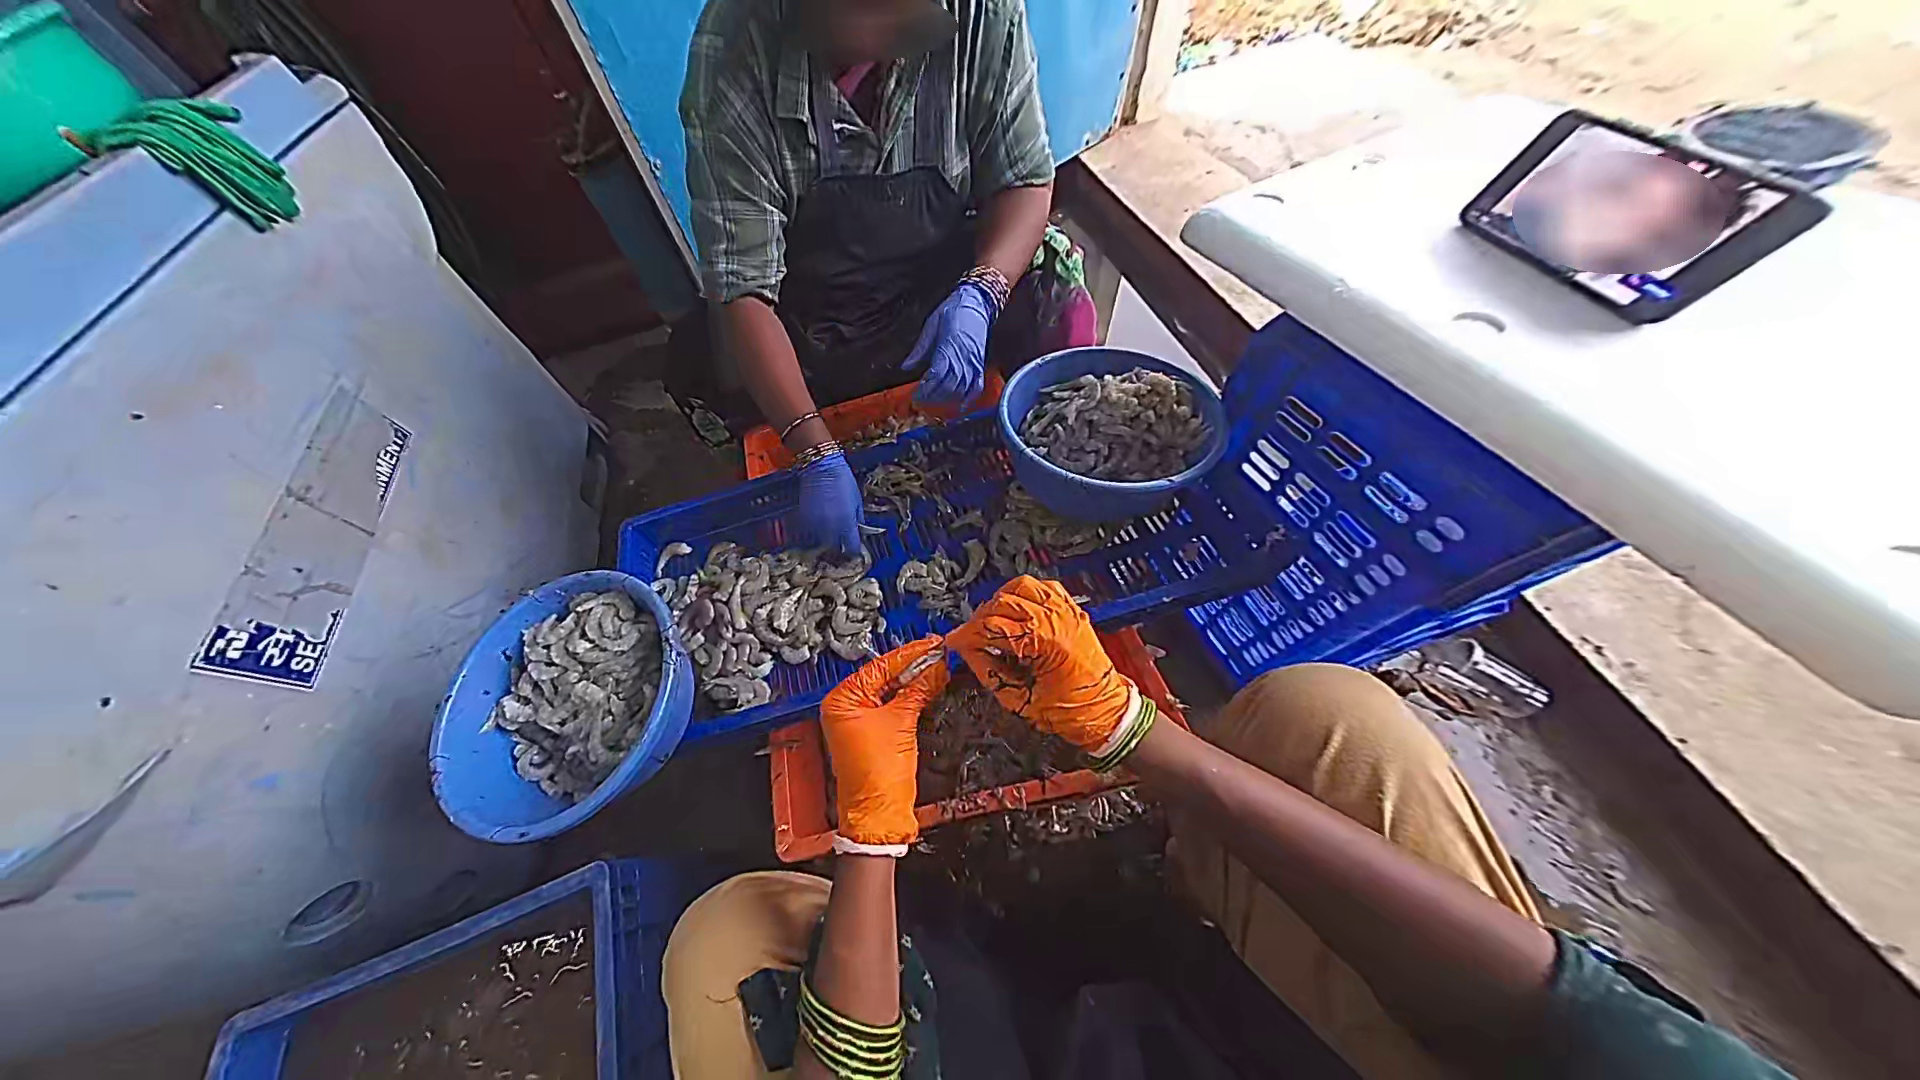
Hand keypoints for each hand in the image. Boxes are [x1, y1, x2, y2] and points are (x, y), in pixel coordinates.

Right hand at [795, 449, 864, 556]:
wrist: (820, 466)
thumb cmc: (842, 480)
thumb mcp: (857, 500)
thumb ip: (858, 518)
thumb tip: (859, 530)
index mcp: (847, 524)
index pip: (852, 548)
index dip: (853, 551)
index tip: (853, 550)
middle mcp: (830, 529)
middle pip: (834, 550)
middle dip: (838, 548)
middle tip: (839, 544)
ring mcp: (814, 525)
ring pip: (818, 544)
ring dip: (823, 542)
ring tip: (826, 536)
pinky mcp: (802, 519)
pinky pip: (806, 533)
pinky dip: (810, 533)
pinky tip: (814, 527)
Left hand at [819, 637, 950, 853]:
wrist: (881, 815)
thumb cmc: (878, 775)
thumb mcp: (902, 721)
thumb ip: (920, 688)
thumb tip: (936, 665)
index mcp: (842, 700)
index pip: (879, 666)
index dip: (909, 654)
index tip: (931, 644)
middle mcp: (845, 707)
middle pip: (884, 676)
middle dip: (914, 665)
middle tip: (939, 651)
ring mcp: (859, 720)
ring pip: (891, 690)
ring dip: (915, 680)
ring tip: (939, 665)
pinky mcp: (873, 732)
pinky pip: (893, 705)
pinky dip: (911, 696)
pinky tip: (929, 685)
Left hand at [900, 281, 991, 406]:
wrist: (976, 302)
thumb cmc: (952, 312)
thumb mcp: (930, 327)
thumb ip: (919, 350)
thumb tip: (905, 367)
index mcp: (948, 346)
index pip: (937, 375)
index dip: (926, 388)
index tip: (916, 394)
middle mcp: (963, 356)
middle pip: (948, 385)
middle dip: (934, 396)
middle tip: (922, 400)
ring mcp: (973, 361)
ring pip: (962, 388)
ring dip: (948, 398)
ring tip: (936, 401)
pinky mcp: (980, 364)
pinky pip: (977, 385)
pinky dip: (969, 398)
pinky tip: (960, 405)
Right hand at [946, 577, 1155, 768]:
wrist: (1105, 712)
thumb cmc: (1071, 711)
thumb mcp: (1019, 699)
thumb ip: (988, 670)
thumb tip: (967, 651)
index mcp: (1047, 640)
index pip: (993, 624)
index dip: (968, 634)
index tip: (955, 642)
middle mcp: (1059, 618)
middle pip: (1003, 601)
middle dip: (981, 620)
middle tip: (972, 638)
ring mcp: (1067, 610)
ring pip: (1021, 586)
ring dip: (1001, 601)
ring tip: (994, 623)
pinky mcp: (1071, 609)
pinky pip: (1043, 587)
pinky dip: (1024, 594)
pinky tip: (1017, 611)